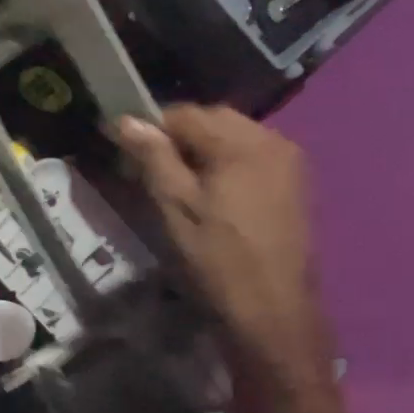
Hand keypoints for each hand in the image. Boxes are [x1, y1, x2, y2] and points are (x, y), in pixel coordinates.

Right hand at [111, 106, 331, 381]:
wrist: (269, 298)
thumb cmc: (213, 253)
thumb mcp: (174, 205)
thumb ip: (154, 158)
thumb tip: (128, 121)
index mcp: (241, 144)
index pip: (188, 114)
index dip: (151, 125)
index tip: (121, 147)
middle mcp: (272, 140)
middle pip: (215, 120)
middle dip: (176, 134)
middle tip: (143, 165)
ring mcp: (288, 160)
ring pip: (233, 135)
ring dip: (199, 147)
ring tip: (171, 179)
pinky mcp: (292, 180)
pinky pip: (250, 153)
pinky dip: (221, 160)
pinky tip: (204, 189)